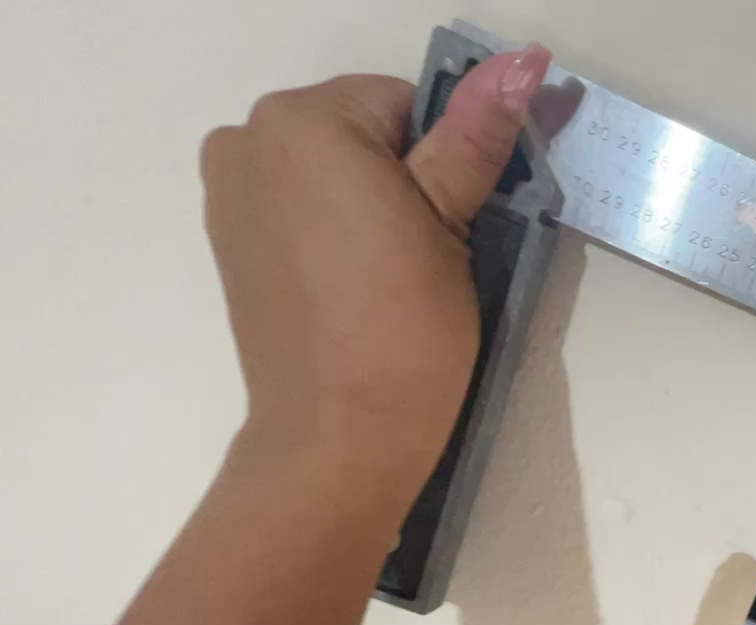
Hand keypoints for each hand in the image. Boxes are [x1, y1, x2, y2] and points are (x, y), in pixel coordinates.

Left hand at [199, 46, 551, 505]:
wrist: (343, 430)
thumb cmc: (408, 328)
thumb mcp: (454, 228)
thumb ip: (478, 139)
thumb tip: (525, 62)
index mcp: (305, 121)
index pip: (409, 105)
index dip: (454, 161)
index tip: (470, 223)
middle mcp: (248, 137)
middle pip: (366, 135)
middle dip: (412, 182)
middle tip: (442, 259)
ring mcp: (230, 191)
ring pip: (337, 174)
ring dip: (379, 209)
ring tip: (404, 282)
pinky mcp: (233, 241)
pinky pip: (305, 209)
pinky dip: (343, 235)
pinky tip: (363, 290)